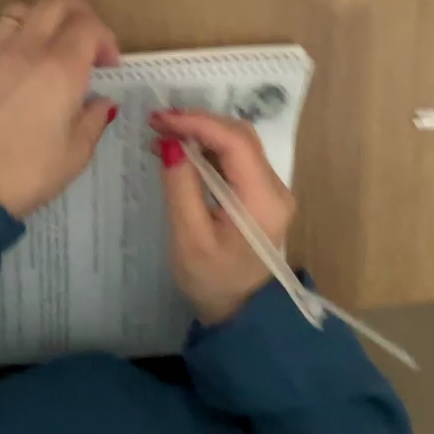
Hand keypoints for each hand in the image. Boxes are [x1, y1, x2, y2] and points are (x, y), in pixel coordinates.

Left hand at [0, 0, 120, 218]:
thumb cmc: (27, 173)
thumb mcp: (75, 155)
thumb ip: (93, 120)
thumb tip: (101, 101)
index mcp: (61, 70)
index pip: (89, 27)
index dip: (105, 39)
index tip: (108, 65)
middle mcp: (27, 49)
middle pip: (56, 3)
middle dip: (79, 14)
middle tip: (86, 41)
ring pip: (22, 10)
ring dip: (42, 20)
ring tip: (48, 47)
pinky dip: (12, 34)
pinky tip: (15, 60)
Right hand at [152, 109, 296, 324]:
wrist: (242, 314)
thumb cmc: (213, 281)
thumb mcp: (189, 238)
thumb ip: (181, 188)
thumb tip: (169, 143)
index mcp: (263, 200)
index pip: (235, 143)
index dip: (197, 123)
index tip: (160, 119)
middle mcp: (276, 188)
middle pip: (240, 136)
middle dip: (198, 122)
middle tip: (157, 122)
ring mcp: (271, 190)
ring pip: (239, 143)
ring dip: (202, 132)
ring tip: (164, 133)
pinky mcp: (261, 194)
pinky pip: (237, 158)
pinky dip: (208, 147)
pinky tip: (182, 150)